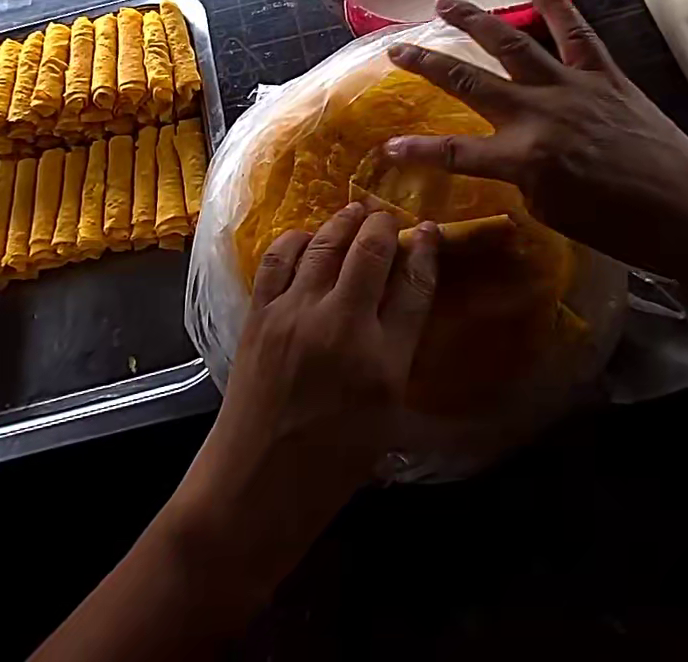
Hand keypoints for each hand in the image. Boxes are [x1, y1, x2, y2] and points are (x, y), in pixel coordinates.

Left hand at [173, 205, 437, 566]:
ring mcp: (295, 315)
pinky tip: (305, 236)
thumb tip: (402, 312)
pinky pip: (278, 261)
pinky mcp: (260, 314)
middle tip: (386, 215)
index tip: (428, 231)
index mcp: (385, 362)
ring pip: (324, 248)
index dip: (425, 252)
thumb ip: (398, 362)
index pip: (415, 289)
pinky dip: (294, 240)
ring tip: (354, 210)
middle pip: (370, 254)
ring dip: (341, 223)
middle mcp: (342, 327)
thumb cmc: (332, 462)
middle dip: (382, 226)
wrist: (259, 477)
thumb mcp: (389, 420)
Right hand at [384, 0, 687, 284]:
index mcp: (523, 157)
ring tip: (445, 2)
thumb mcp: (549, 210)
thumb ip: (516, 174)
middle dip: (426, 64)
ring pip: (512, 44)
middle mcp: (540, 113)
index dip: (416, 151)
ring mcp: (573, 87)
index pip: (453, 152)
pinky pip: (576, 34)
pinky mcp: (605, 76)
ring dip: (474, 21)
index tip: (387, 147)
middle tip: (397, 48)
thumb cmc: (620, 227)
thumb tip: (503, 152)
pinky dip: (555, 7)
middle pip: (468, 82)